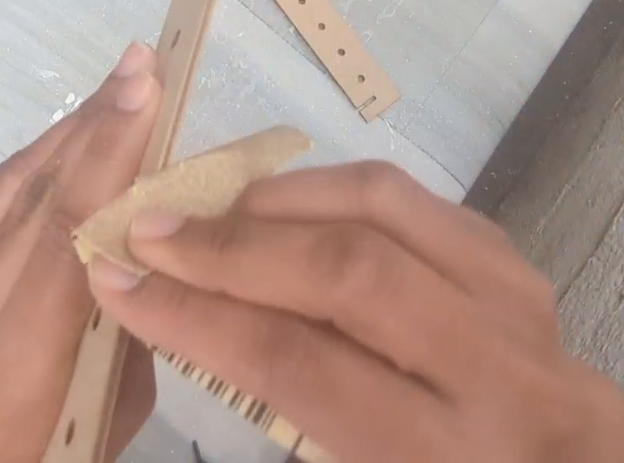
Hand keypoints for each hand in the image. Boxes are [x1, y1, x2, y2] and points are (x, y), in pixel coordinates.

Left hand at [0, 43, 162, 462]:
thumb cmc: (63, 449)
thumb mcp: (118, 399)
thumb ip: (121, 303)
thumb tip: (142, 197)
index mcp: (7, 389)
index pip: (63, 242)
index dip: (105, 153)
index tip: (142, 85)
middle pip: (33, 204)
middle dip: (95, 124)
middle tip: (138, 65)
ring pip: (9, 191)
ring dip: (70, 131)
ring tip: (118, 86)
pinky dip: (39, 160)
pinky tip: (77, 130)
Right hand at [89, 161, 623, 461]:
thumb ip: (283, 397)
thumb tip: (187, 306)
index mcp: (443, 450)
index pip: (298, 361)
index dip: (194, 316)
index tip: (118, 279)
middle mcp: (489, 365)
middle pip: (344, 271)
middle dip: (229, 246)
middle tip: (151, 231)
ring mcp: (505, 289)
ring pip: (373, 205)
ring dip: (271, 202)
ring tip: (208, 214)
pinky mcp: (500, 245)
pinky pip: (392, 190)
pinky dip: (316, 187)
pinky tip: (274, 205)